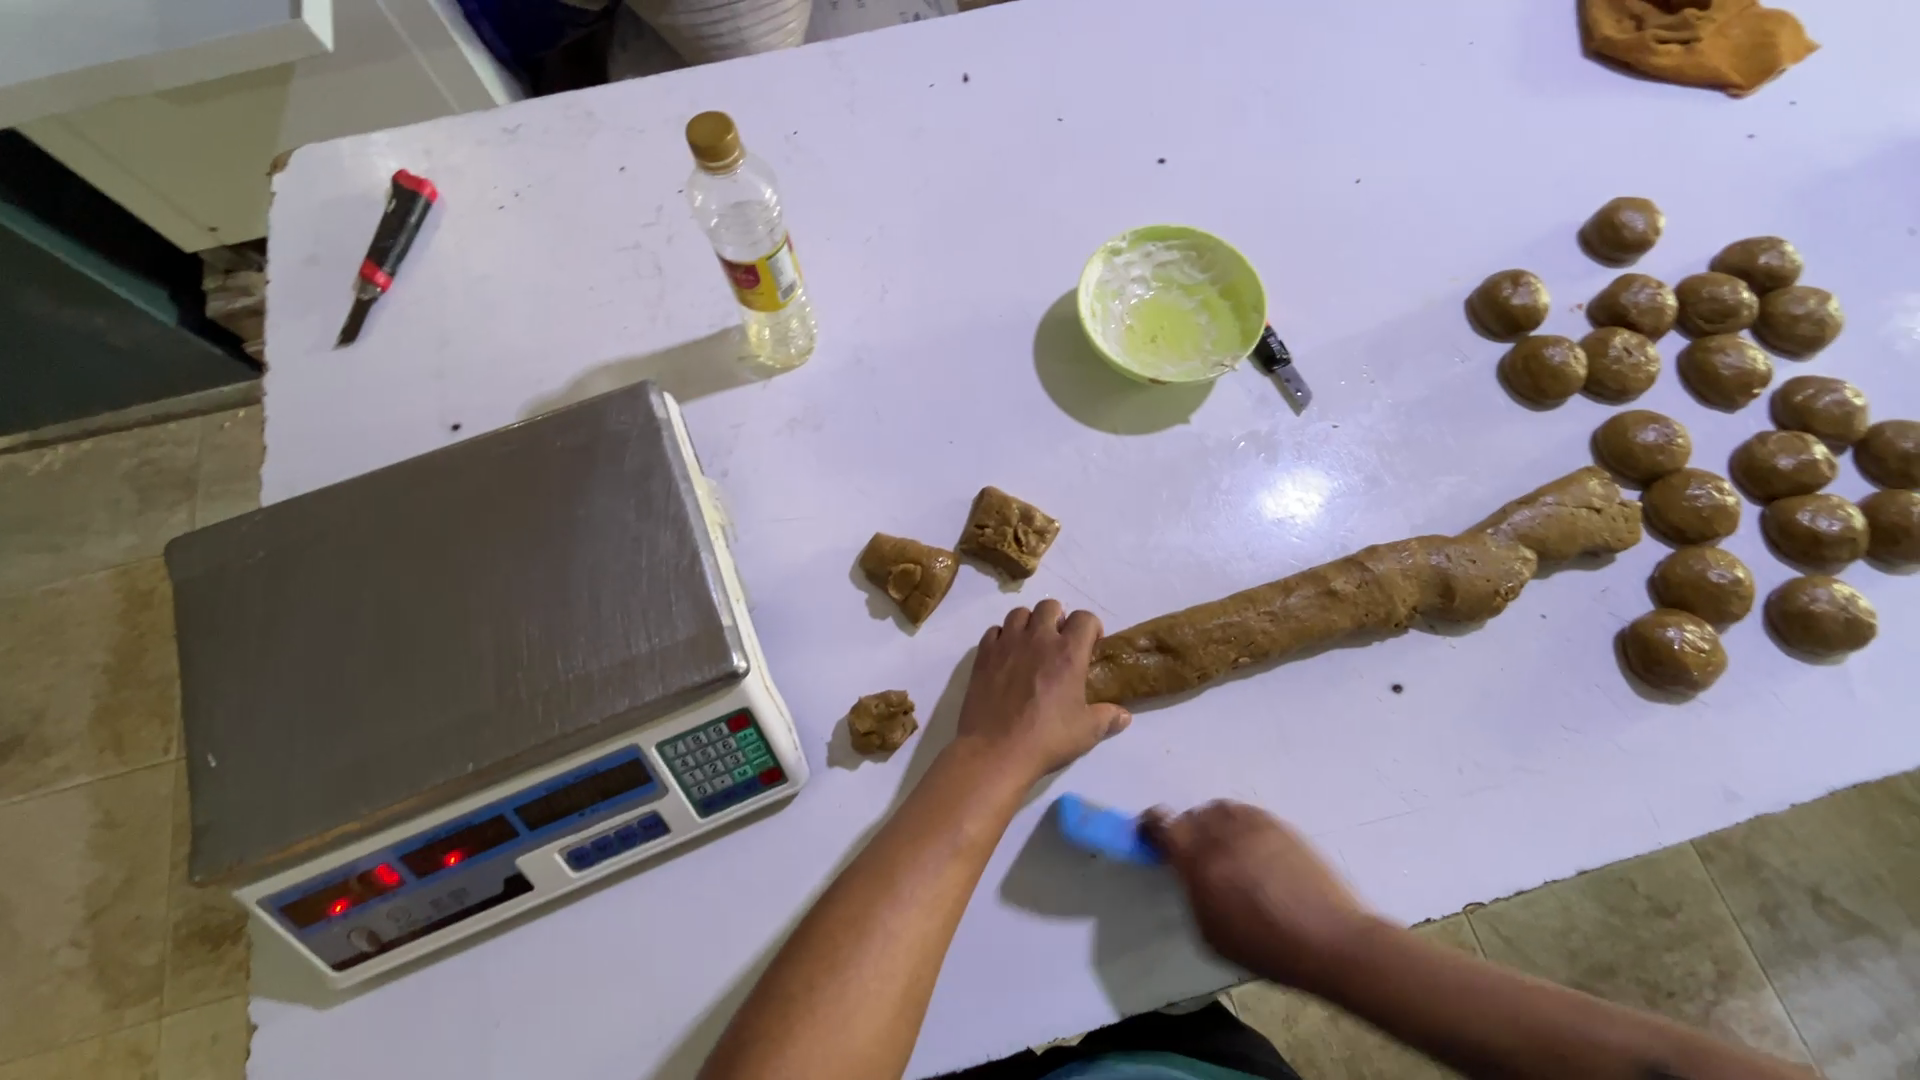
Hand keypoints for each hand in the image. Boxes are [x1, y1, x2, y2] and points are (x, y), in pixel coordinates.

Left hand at [954, 599, 1130, 782]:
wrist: (996, 751)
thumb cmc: (1046, 739)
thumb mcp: (1086, 732)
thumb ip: (1107, 718)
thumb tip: (1125, 715)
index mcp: (1068, 653)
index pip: (1085, 618)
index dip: (1091, 627)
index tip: (1091, 643)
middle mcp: (1038, 639)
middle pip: (1049, 606)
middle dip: (1058, 618)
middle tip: (1060, 642)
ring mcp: (1007, 644)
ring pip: (1019, 613)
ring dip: (1029, 623)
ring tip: (1032, 644)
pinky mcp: (983, 655)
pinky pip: (994, 631)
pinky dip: (1002, 637)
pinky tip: (1006, 656)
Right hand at [1143, 801, 1374, 992]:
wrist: (1331, 941)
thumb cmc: (1266, 947)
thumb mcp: (1211, 933)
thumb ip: (1191, 893)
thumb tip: (1186, 873)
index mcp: (1198, 863)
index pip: (1161, 824)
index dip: (1150, 826)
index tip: (1150, 837)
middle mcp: (1221, 834)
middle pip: (1190, 816)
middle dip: (1185, 832)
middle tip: (1194, 855)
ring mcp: (1252, 825)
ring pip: (1218, 809)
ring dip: (1212, 824)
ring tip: (1224, 849)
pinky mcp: (1279, 824)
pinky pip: (1246, 813)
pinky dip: (1239, 825)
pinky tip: (1251, 850)